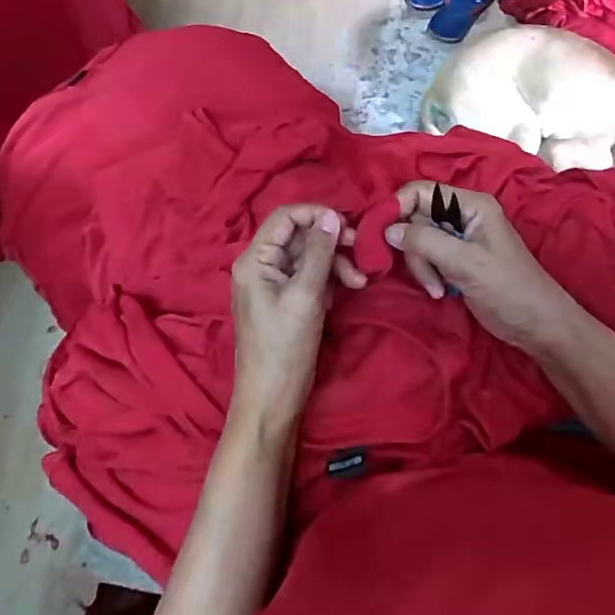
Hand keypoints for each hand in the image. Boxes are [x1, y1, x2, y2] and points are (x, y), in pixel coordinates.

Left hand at [230, 204, 359, 423]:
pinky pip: (309, 276)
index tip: (348, 225)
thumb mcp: (306, 296)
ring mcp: (272, 284)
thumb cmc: (285, 347)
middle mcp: (260, 266)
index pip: (285, 217)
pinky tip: (344, 292)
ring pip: (308, 256)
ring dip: (335, 263)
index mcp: (254, 260)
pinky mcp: (285, 300)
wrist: (272, 400)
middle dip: (331, 242)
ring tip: (358, 281)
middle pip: (299, 236)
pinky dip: (329, 279)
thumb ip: (319, 253)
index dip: (316, 214)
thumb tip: (332, 216)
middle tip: (360, 251)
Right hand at [384, 181, 588, 355]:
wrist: (539, 326)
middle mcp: (464, 214)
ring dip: (422, 265)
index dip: (398, 208)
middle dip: (414, 248)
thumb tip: (388, 230)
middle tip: (429, 277)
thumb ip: (425, 243)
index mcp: (471, 204)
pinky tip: (441, 291)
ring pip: (418, 239)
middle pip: (416, 217)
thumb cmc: (509, 290)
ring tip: (438, 289)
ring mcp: (460, 237)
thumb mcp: (466, 264)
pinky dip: (428, 273)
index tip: (382, 236)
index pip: (422, 191)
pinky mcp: (457, 258)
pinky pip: (428, 256)